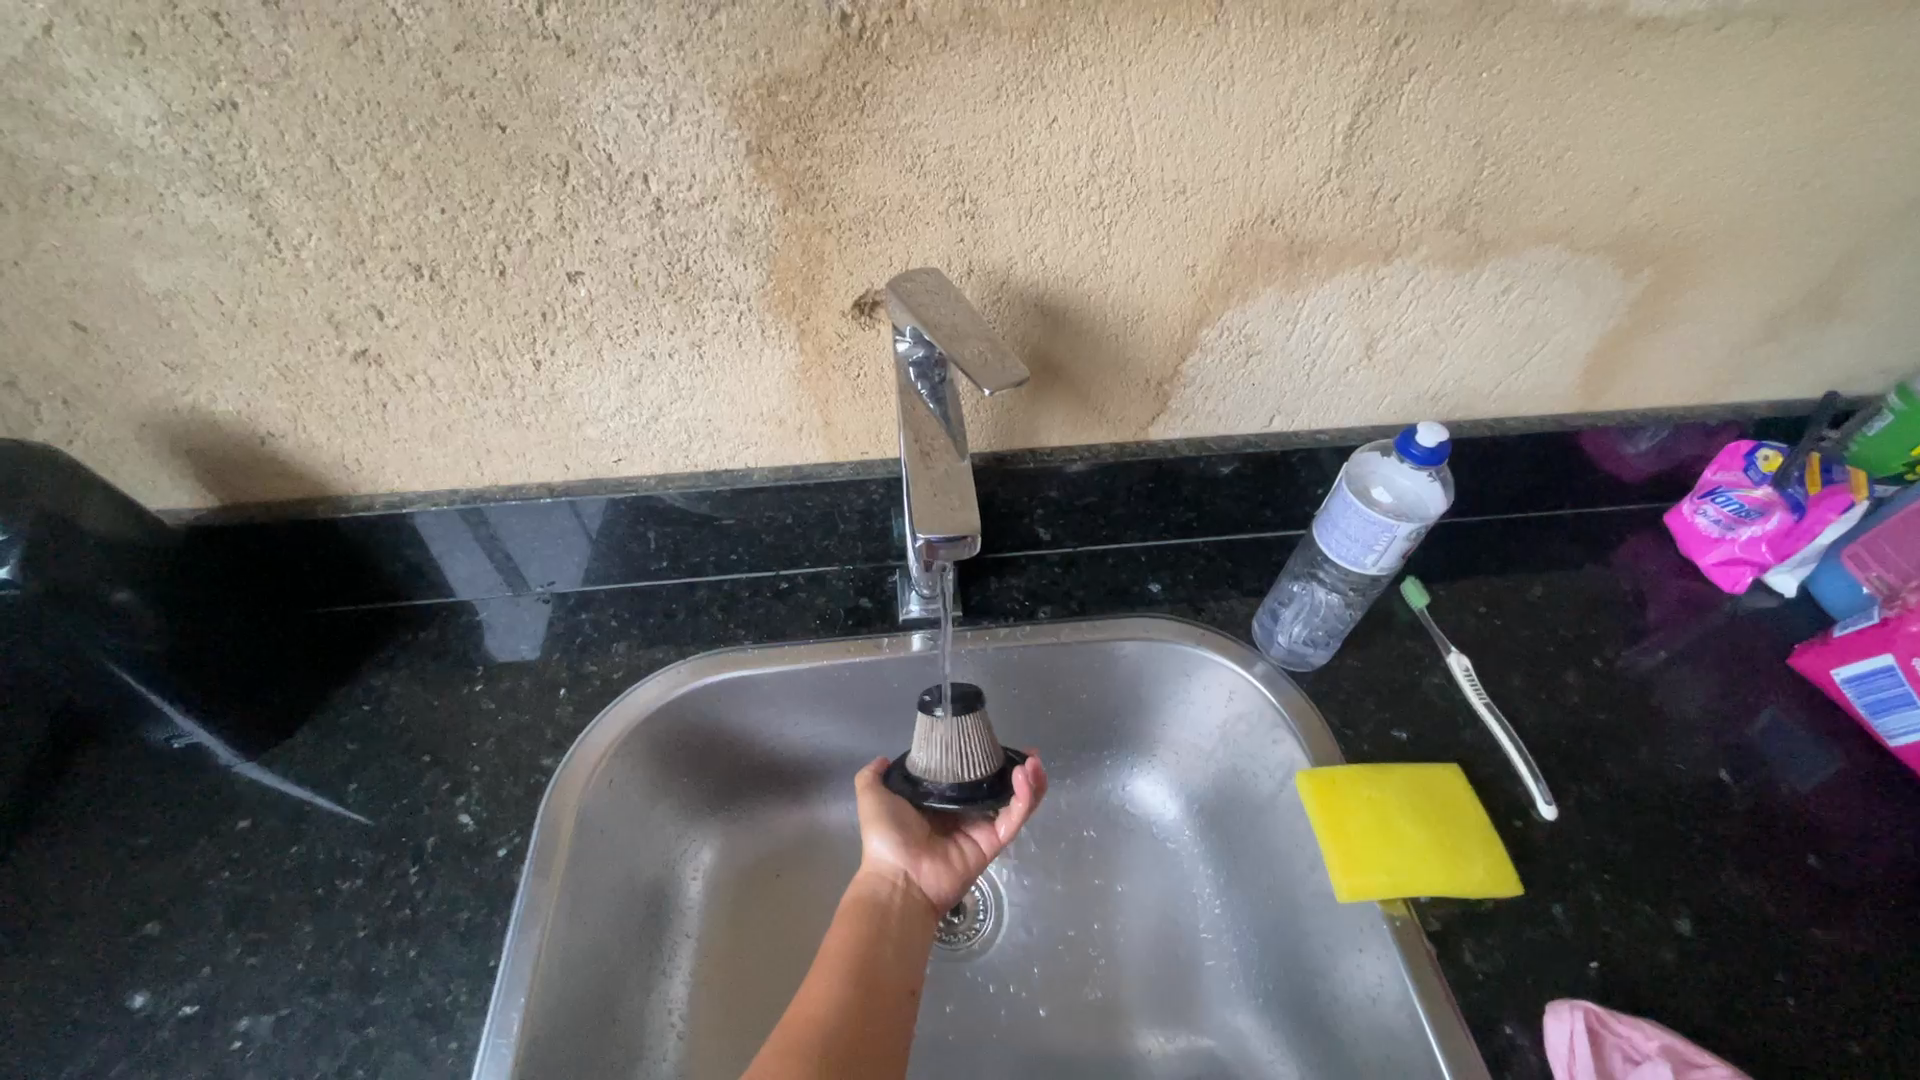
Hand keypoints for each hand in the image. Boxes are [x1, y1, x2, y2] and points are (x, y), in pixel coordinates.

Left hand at [852, 752, 1047, 913]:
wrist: (898, 876)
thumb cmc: (886, 837)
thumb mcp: (873, 795)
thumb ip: (873, 775)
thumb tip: (882, 757)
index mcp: (940, 801)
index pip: (969, 774)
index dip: (984, 758)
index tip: (994, 739)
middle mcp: (963, 812)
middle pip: (998, 786)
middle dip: (1015, 768)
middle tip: (1027, 752)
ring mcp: (981, 828)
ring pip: (1013, 800)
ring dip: (1028, 780)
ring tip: (1033, 761)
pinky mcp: (993, 842)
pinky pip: (1014, 817)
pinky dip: (1025, 797)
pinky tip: (1026, 776)